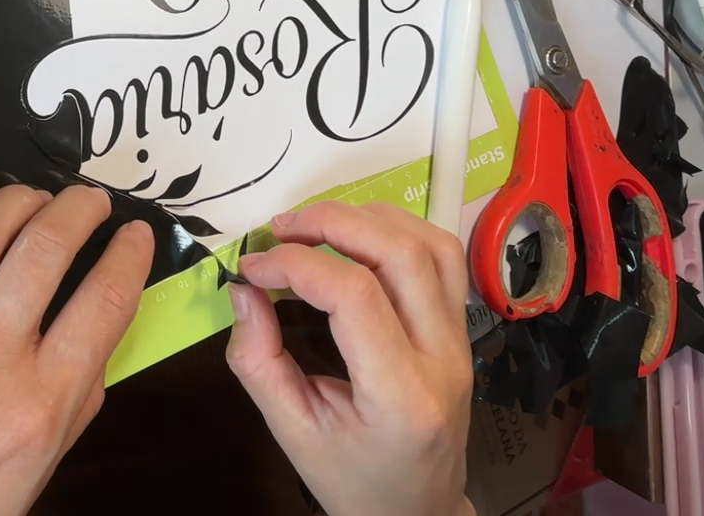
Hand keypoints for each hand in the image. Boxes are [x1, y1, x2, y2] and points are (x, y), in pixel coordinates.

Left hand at [0, 172, 153, 515]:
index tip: (135, 232)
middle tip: (90, 198)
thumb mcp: (40, 466)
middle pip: (45, 251)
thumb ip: (77, 394)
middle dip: (79, 208)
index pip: (103, 302)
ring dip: (19, 199)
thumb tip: (100, 321)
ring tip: (39, 195)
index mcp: (38, 404)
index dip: (129, 253)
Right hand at [225, 202, 473, 515]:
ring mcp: (460, 339)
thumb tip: (243, 288)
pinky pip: (442, 254)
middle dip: (331, 223)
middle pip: (399, 254)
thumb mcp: (290, 432)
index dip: (293, 265)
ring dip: (366, 218)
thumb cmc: (351, 478)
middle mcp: (443, 358)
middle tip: (279, 230)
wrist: (419, 513)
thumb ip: (257, 360)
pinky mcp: (459, 326)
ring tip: (315, 226)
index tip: (250, 269)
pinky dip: (394, 227)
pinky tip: (354, 236)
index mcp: (401, 397)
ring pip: (430, 243)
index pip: (352, 295)